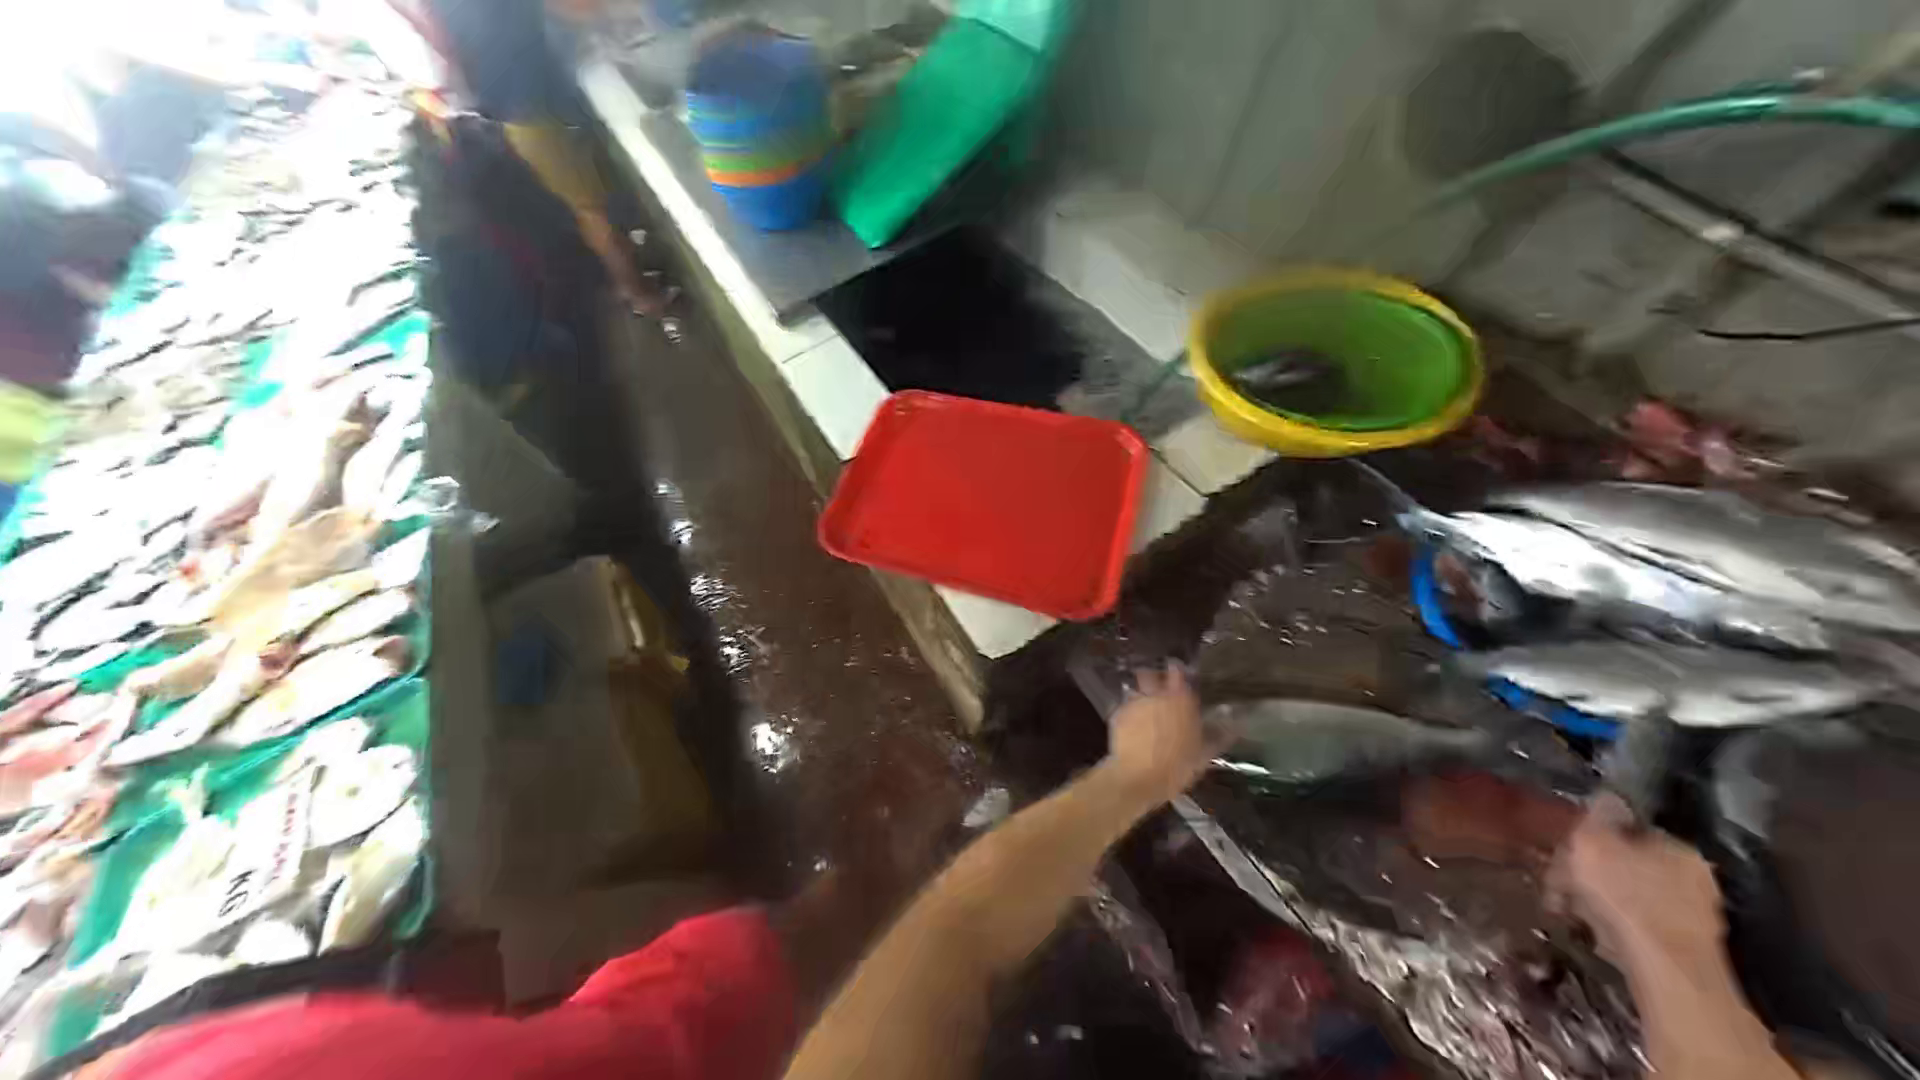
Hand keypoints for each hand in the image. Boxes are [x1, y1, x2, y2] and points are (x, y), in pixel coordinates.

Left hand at [1103, 664, 1218, 806]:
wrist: (1139, 777)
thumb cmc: (1178, 766)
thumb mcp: (1204, 753)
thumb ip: (1219, 734)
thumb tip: (1234, 721)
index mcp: (1180, 699)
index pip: (1177, 671)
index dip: (1176, 670)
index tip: (1177, 672)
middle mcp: (1155, 694)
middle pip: (1149, 674)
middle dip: (1152, 678)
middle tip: (1158, 689)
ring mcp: (1134, 703)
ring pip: (1135, 689)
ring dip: (1140, 695)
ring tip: (1144, 708)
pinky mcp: (1118, 714)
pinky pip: (1124, 706)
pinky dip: (1129, 712)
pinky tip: (1132, 724)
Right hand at [1550, 796, 1724, 969]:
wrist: (1664, 967)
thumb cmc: (1622, 894)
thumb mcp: (1593, 841)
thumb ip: (1597, 814)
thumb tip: (1606, 794)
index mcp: (1677, 847)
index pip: (1627, 829)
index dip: (1588, 835)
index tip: (1561, 847)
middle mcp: (1695, 876)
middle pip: (1627, 862)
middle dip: (1588, 869)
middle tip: (1557, 879)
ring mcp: (1696, 914)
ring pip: (1630, 892)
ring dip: (1596, 896)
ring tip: (1566, 905)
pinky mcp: (1686, 944)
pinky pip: (1638, 920)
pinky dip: (1613, 920)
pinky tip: (1592, 926)